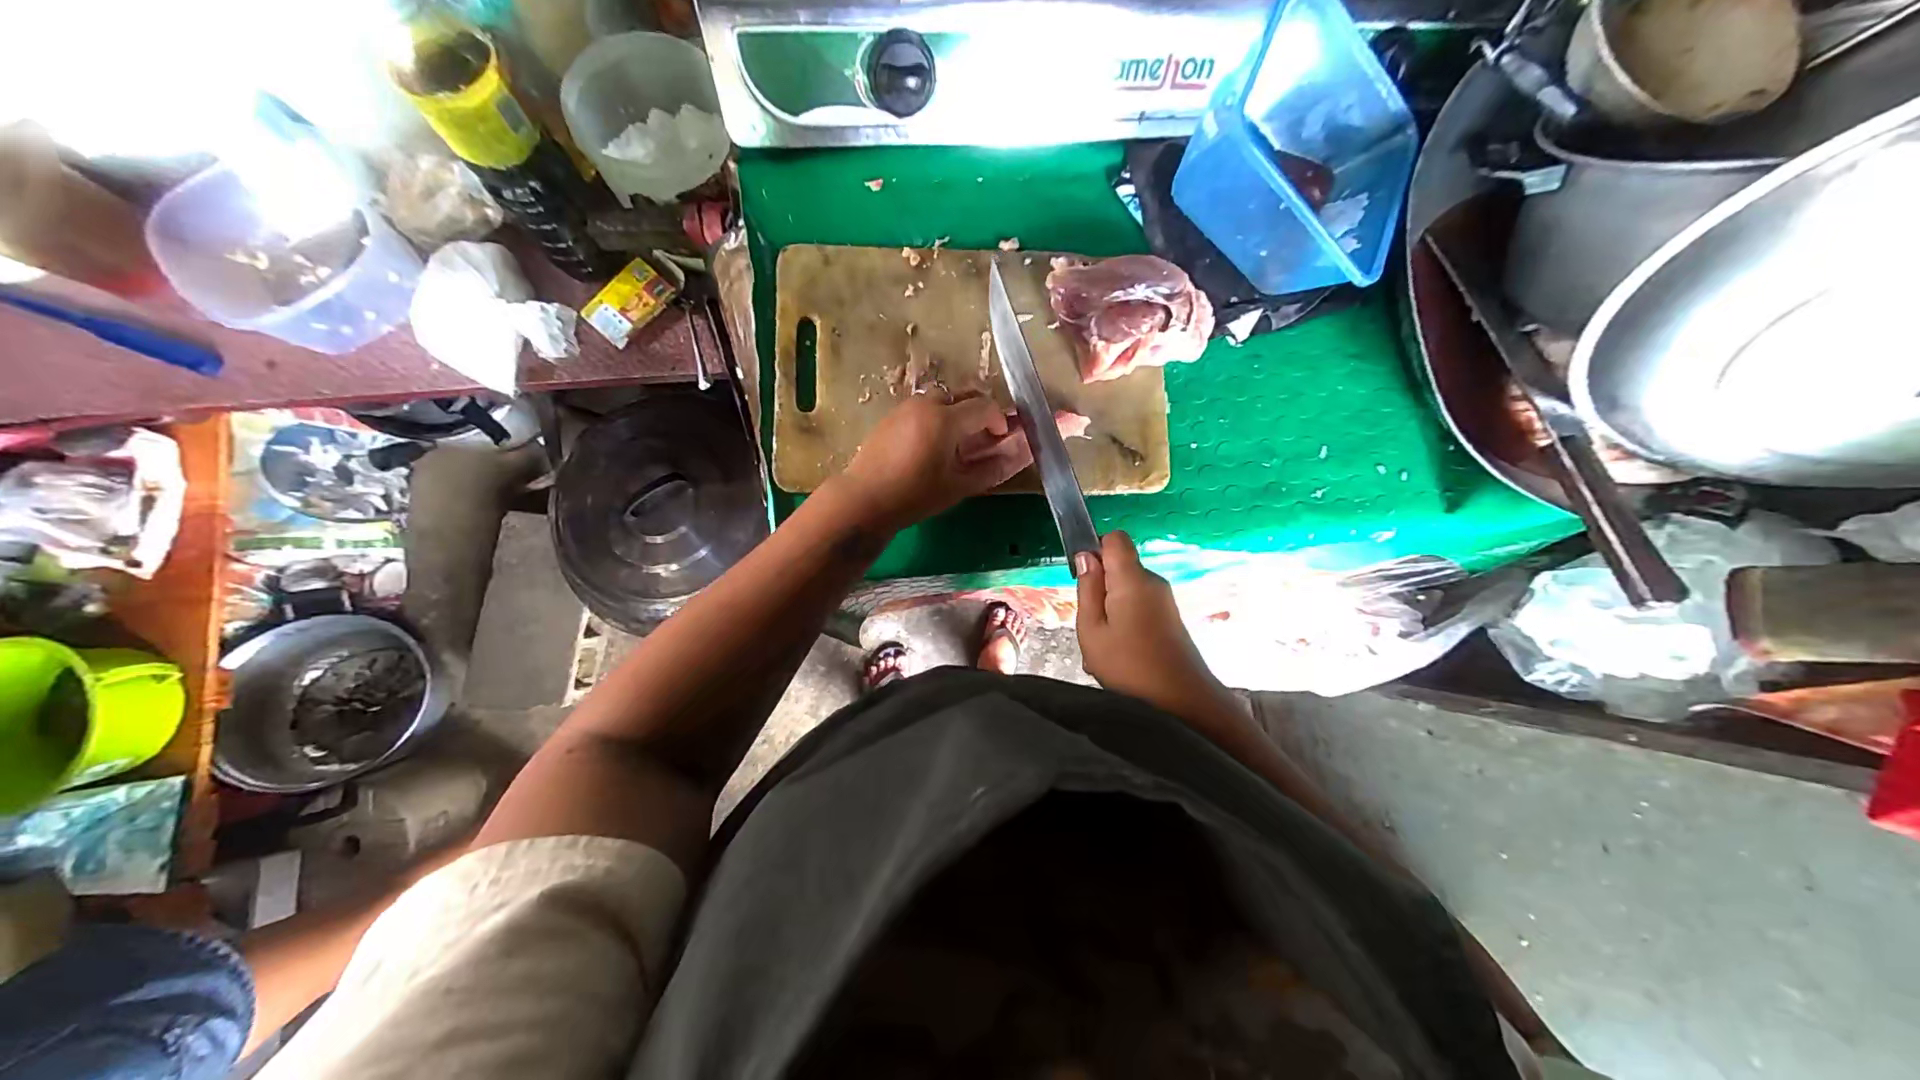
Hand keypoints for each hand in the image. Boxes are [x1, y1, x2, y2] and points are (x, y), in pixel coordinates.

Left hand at [836, 393, 1031, 530]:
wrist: (864, 500)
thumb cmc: (915, 496)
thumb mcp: (960, 485)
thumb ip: (996, 465)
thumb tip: (1025, 451)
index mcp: (944, 419)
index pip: (985, 406)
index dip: (1000, 421)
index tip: (1001, 440)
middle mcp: (925, 404)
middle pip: (963, 396)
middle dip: (979, 414)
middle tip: (983, 441)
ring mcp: (905, 407)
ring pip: (943, 400)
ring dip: (957, 415)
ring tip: (957, 445)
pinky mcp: (891, 415)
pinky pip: (924, 408)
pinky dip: (937, 419)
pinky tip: (933, 447)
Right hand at [1076, 531, 1246, 727]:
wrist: (1182, 701)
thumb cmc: (1129, 667)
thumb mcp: (1092, 630)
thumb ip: (1087, 589)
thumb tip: (1085, 557)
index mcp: (1132, 579)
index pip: (1114, 538)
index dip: (1094, 550)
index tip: (1084, 579)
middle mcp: (1152, 582)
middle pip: (1119, 566)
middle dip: (1099, 587)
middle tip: (1091, 623)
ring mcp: (1164, 600)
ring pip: (1126, 590)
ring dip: (1110, 610)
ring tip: (1104, 645)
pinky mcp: (1169, 618)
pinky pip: (1138, 607)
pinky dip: (1124, 623)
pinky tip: (1119, 653)